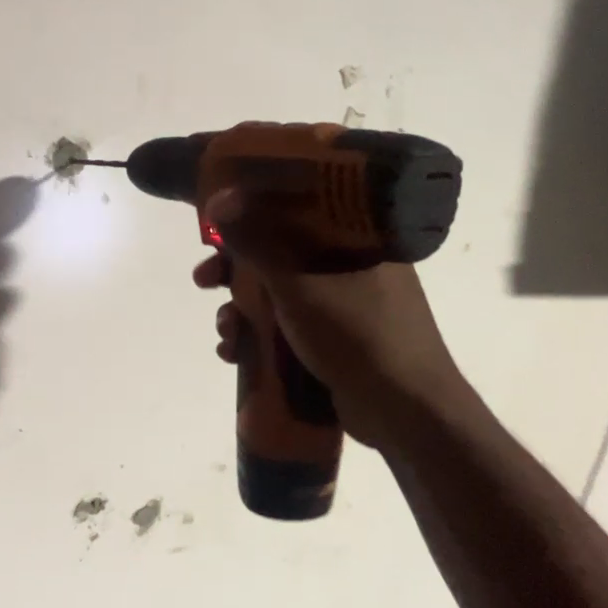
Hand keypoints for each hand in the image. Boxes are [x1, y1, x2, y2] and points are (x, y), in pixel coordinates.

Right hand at [194, 187, 469, 449]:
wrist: (403, 409)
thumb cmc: (357, 333)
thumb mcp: (298, 283)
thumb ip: (256, 241)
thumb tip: (219, 198)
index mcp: (353, 239)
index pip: (294, 208)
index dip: (248, 214)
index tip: (214, 229)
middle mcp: (349, 264)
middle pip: (276, 253)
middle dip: (232, 271)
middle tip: (203, 280)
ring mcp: (341, 303)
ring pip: (273, 294)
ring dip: (238, 310)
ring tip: (226, 333)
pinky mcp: (331, 338)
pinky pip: (281, 326)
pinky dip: (254, 336)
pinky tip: (235, 354)